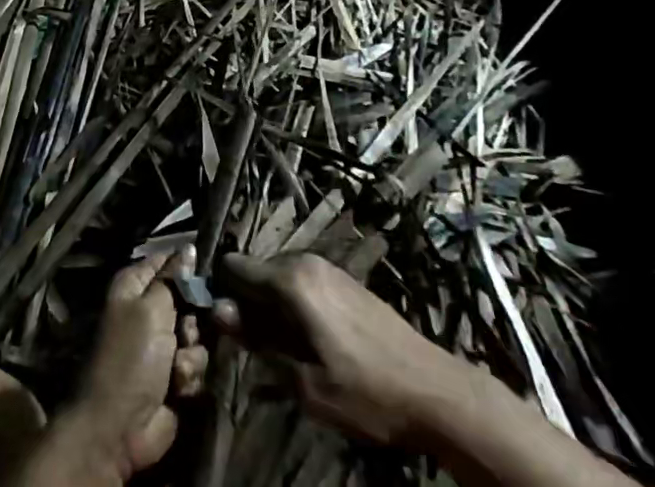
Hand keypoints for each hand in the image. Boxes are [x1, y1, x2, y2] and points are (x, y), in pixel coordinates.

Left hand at [42, 248, 208, 484]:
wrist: (119, 428)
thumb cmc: (130, 358)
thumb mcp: (151, 310)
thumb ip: (173, 279)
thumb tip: (189, 248)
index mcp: (134, 287)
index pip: (169, 262)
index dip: (189, 267)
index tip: (209, 272)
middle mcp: (148, 310)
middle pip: (190, 299)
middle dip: (195, 318)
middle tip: (184, 331)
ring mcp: (162, 345)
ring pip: (198, 334)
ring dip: (192, 352)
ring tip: (177, 368)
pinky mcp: (175, 376)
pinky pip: (197, 363)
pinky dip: (190, 376)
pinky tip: (179, 388)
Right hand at [211, 252, 462, 447]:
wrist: (436, 392)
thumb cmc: (365, 392)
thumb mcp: (303, 380)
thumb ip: (257, 340)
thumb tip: (218, 310)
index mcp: (291, 279)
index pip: (233, 266)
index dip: (221, 294)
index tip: (223, 328)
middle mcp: (307, 261)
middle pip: (255, 271)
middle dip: (247, 303)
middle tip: (253, 348)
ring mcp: (329, 269)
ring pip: (279, 279)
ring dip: (271, 308)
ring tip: (281, 351)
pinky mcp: (346, 281)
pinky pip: (302, 284)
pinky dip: (293, 307)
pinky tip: (307, 344)